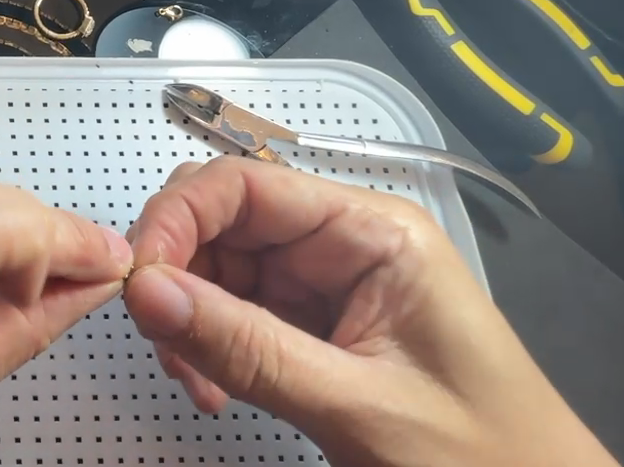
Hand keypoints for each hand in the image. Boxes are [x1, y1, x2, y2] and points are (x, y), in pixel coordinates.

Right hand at [123, 157, 617, 466]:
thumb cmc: (487, 465)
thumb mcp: (365, 410)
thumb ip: (247, 349)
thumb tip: (140, 291)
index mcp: (366, 229)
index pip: (244, 185)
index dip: (178, 216)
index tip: (136, 278)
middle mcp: (332, 239)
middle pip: (217, 219)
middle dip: (176, 272)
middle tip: (159, 338)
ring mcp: (312, 279)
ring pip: (209, 264)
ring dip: (183, 316)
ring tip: (195, 384)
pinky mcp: (299, 319)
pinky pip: (223, 308)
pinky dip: (200, 342)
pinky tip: (211, 388)